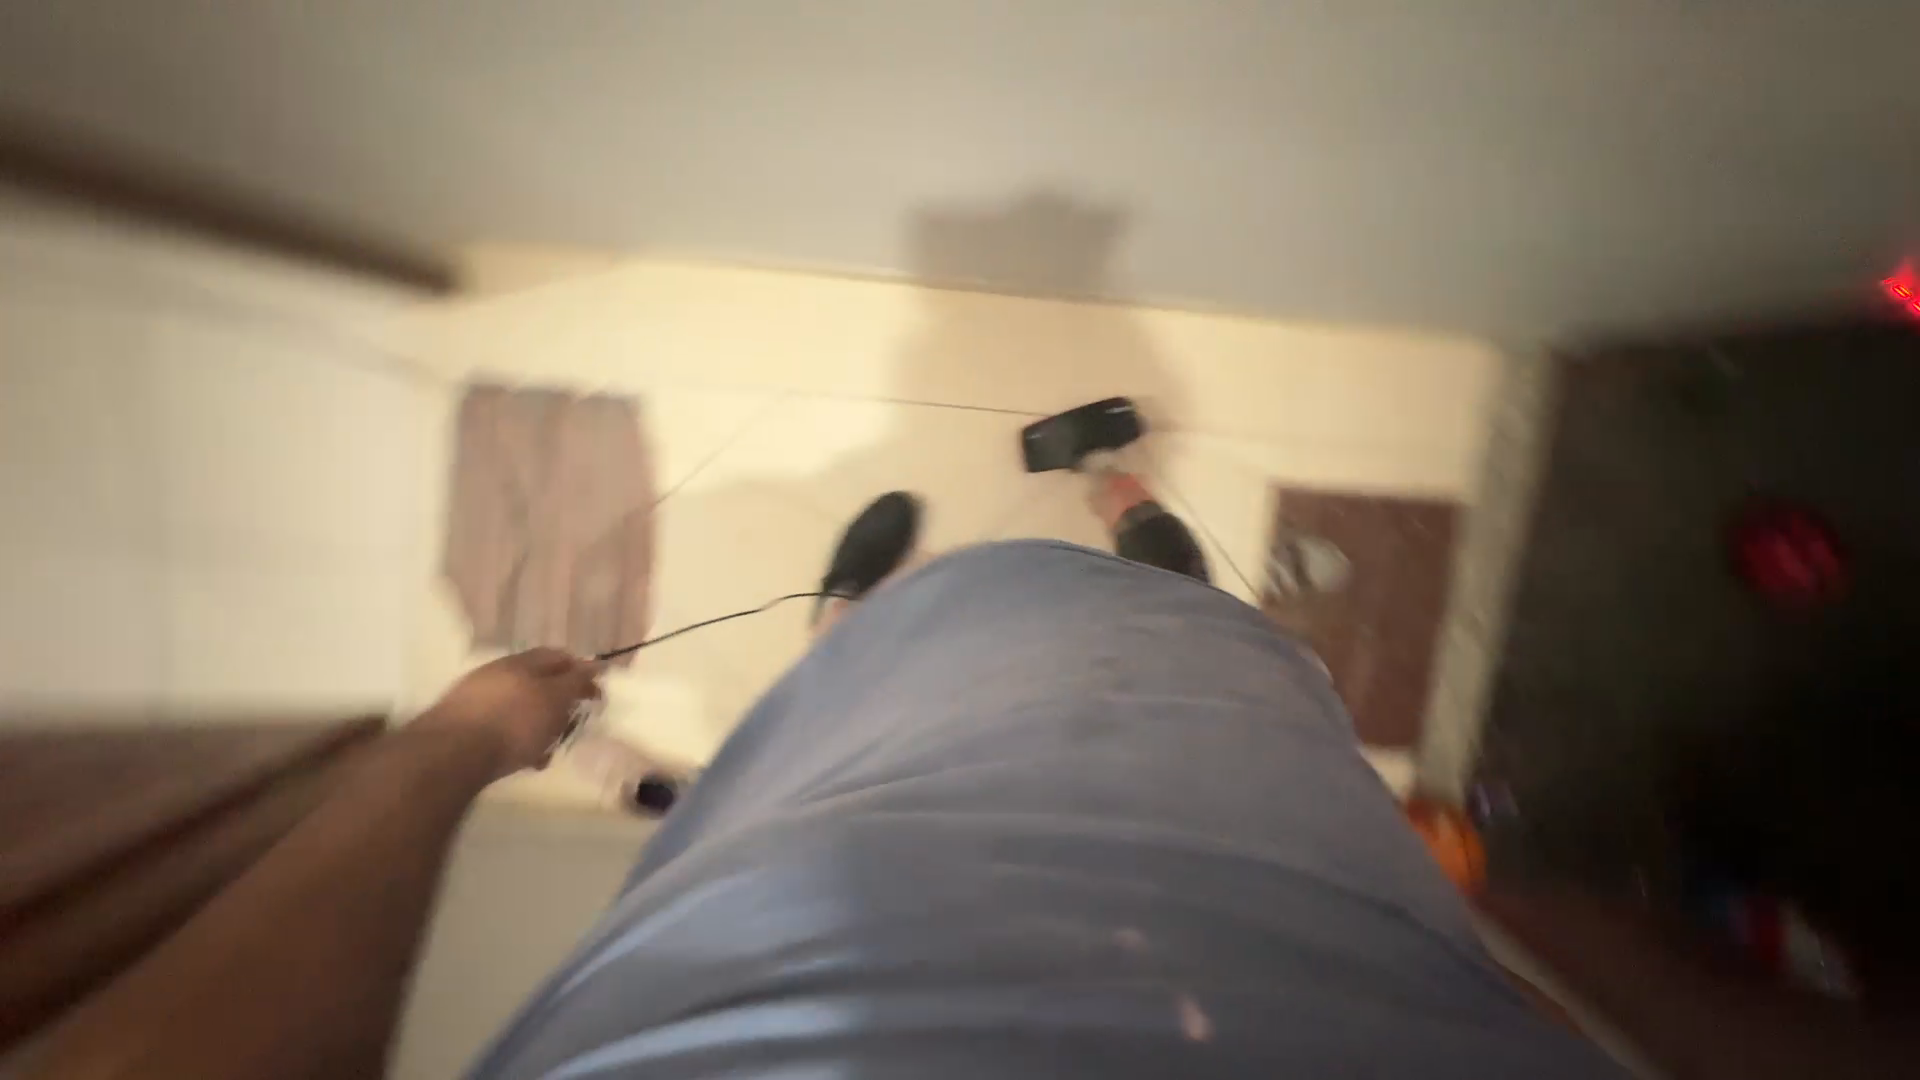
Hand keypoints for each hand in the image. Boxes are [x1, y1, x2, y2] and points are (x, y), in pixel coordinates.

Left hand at [418, 648, 602, 779]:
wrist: (449, 754)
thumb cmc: (514, 722)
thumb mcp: (556, 699)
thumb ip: (576, 682)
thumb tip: (595, 665)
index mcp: (522, 662)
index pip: (559, 657)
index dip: (582, 671)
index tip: (597, 693)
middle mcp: (497, 673)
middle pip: (538, 681)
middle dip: (558, 700)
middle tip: (573, 721)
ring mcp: (474, 698)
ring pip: (519, 706)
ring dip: (537, 722)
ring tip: (548, 746)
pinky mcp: (461, 725)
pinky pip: (500, 726)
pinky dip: (516, 738)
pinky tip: (522, 758)